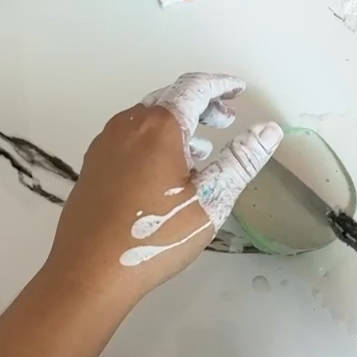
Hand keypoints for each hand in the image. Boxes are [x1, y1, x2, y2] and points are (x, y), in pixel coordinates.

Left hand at [44, 73, 280, 303]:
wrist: (87, 272)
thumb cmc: (154, 236)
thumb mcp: (210, 200)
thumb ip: (242, 160)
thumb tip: (269, 130)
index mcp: (159, 127)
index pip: (195, 88)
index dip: (221, 85)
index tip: (239, 89)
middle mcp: (129, 125)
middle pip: (171, 98)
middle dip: (202, 104)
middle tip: (227, 120)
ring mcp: (106, 142)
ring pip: (148, 117)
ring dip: (179, 123)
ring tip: (203, 149)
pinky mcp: (94, 162)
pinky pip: (131, 135)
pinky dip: (156, 138)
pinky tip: (167, 168)